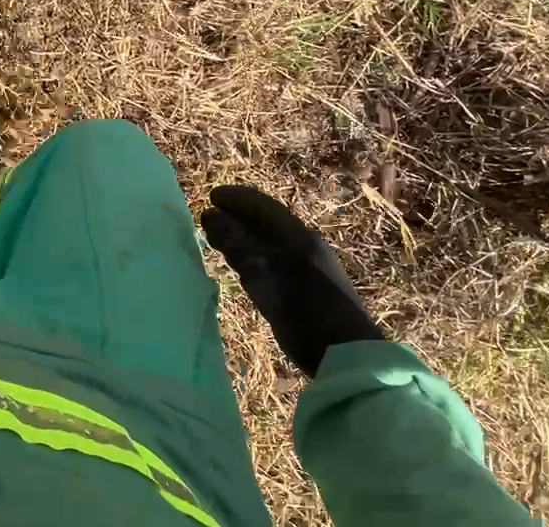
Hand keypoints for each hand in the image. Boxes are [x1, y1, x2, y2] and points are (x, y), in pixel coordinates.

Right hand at [199, 185, 384, 376]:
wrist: (342, 352)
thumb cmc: (303, 303)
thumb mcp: (263, 269)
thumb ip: (234, 241)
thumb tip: (209, 214)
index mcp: (298, 236)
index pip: (262, 206)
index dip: (236, 198)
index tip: (211, 197)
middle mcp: (300, 246)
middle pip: (263, 223)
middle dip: (234, 217)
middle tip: (206, 219)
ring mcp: (300, 268)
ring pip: (264, 242)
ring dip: (238, 237)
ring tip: (214, 238)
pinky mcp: (297, 289)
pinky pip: (266, 261)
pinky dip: (246, 256)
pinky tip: (235, 263)